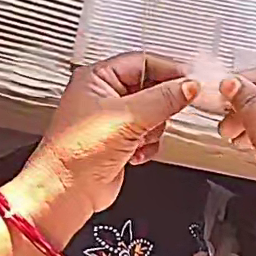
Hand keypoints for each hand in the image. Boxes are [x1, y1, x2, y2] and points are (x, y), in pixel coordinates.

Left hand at [24, 53, 198, 220]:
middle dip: (158, 108)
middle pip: (152, 89)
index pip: (142, 62)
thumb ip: (163, 98)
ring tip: (137, 139)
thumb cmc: (76, 153)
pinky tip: (134, 152)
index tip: (189, 82)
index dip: (168, 71)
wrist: (66, 193)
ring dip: (152, 130)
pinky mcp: (121, 142)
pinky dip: (148, 145)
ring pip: (155, 114)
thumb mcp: (127, 117)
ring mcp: (113, 120)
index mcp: (97, 78)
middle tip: (158, 116)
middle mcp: (104, 96)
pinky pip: (150, 135)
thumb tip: (188, 86)